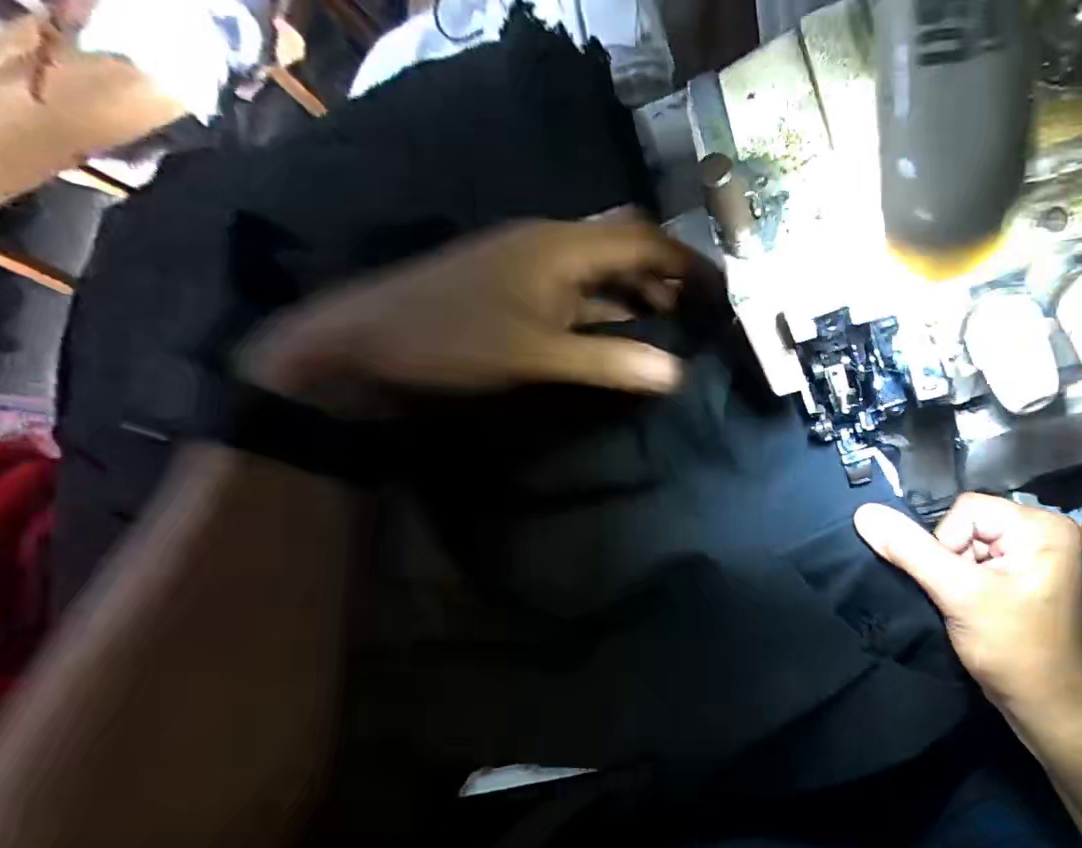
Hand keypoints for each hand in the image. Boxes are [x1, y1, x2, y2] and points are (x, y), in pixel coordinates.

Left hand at [239, 218, 705, 414]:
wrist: (357, 349)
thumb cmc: (449, 342)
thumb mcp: (537, 356)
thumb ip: (611, 362)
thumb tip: (679, 373)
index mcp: (559, 246)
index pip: (642, 238)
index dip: (689, 263)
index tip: (724, 294)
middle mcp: (550, 246)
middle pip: (626, 247)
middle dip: (670, 276)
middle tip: (704, 313)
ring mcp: (530, 268)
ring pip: (605, 271)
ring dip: (642, 294)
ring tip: (675, 326)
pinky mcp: (517, 292)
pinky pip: (583, 293)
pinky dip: (613, 311)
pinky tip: (625, 336)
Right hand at [853, 494, 1081, 735]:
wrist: (1051, 711)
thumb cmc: (1013, 651)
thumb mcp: (959, 595)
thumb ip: (910, 552)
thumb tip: (865, 513)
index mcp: (1044, 526)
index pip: (968, 509)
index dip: (948, 546)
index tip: (958, 588)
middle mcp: (1049, 534)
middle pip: (973, 527)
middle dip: (958, 565)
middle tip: (969, 603)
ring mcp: (1044, 560)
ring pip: (975, 550)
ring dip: (964, 580)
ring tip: (978, 613)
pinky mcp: (1034, 583)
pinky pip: (988, 568)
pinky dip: (975, 590)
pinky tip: (984, 616)